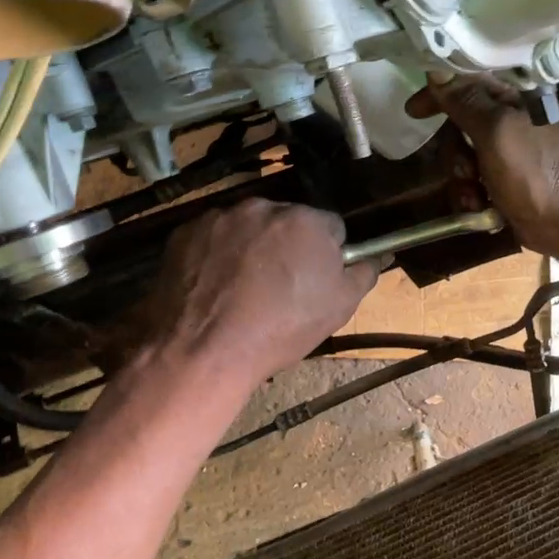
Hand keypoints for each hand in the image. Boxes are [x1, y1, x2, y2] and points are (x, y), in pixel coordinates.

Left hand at [134, 200, 377, 384]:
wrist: (202, 351)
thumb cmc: (281, 328)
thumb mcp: (340, 307)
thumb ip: (364, 273)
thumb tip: (375, 256)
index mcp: (306, 220)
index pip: (331, 226)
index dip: (328, 253)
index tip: (318, 278)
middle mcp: (263, 207)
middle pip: (288, 222)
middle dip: (289, 245)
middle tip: (281, 286)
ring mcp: (219, 218)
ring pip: (248, 228)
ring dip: (252, 247)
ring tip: (243, 290)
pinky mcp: (184, 234)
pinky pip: (212, 238)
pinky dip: (217, 255)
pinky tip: (215, 288)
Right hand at [407, 77, 558, 256]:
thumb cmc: (532, 172)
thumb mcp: (496, 131)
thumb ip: (466, 102)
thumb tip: (437, 71)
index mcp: (519, 98)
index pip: (471, 81)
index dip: (441, 93)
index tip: (415, 111)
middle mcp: (515, 120)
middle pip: (462, 123)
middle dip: (455, 150)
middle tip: (462, 169)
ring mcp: (511, 152)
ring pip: (464, 155)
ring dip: (462, 178)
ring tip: (474, 194)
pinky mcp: (507, 180)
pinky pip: (475, 179)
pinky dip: (472, 194)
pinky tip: (478, 207)